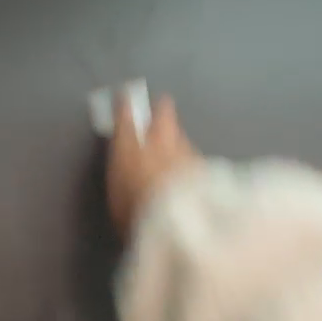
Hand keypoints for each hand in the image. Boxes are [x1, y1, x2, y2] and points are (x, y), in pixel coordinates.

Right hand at [107, 94, 201, 235]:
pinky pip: (194, 156)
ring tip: (176, 140)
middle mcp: (159, 141)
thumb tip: (124, 162)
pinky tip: (190, 166)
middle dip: (161, 108)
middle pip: (163, 114)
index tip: (125, 97)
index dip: (125, 105)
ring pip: (181, 136)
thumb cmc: (135, 213)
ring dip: (177, 137)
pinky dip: (190, 158)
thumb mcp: (116, 195)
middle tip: (162, 104)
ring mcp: (185, 152)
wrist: (177, 223)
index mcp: (129, 146)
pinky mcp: (205, 167)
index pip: (125, 116)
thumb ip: (121, 172)